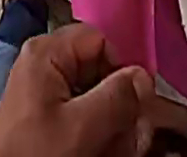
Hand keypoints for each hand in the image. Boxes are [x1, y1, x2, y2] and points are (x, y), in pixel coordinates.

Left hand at [0, 24, 156, 156]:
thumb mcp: (78, 128)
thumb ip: (116, 99)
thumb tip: (144, 77)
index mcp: (46, 52)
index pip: (100, 40)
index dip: (122, 69)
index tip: (136, 103)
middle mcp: (43, 64)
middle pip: (98, 69)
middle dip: (117, 104)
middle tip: (125, 137)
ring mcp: (42, 91)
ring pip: (93, 96)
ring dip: (109, 124)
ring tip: (110, 150)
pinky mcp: (42, 117)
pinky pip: (80, 115)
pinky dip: (94, 134)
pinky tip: (97, 151)